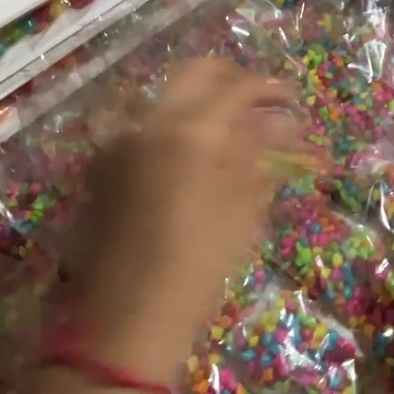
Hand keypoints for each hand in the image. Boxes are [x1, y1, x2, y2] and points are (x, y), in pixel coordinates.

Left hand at [61, 58, 302, 383]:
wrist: (120, 320)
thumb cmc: (194, 268)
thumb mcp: (241, 210)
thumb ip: (260, 154)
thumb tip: (282, 124)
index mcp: (190, 130)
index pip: (238, 85)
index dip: (269, 88)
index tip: (290, 101)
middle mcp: (150, 120)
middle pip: (197, 72)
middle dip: (232, 81)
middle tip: (258, 104)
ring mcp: (121, 137)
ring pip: (169, 94)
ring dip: (202, 99)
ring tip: (229, 129)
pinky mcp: (103, 160)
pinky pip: (146, 121)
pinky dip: (175, 121)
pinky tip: (194, 152)